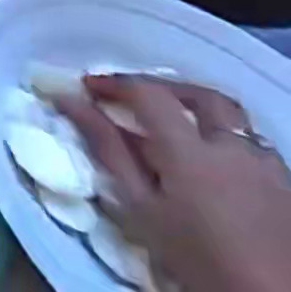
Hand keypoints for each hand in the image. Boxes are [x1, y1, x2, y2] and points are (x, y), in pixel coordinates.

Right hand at [55, 76, 290, 291]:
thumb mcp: (138, 203)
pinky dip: (219, 139)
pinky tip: (203, 161)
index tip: (83, 87)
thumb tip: (68, 99)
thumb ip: (106, 146)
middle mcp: (237, 152)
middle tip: (128, 95)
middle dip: (162, 87)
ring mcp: (271, 172)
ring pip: (236, 123)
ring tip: (165, 127)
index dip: (113, 82)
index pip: (149, 93)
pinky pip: (252, 148)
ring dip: (196, 113)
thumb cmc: (194, 253)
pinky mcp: (288, 191)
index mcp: (193, 152)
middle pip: (206, 98)